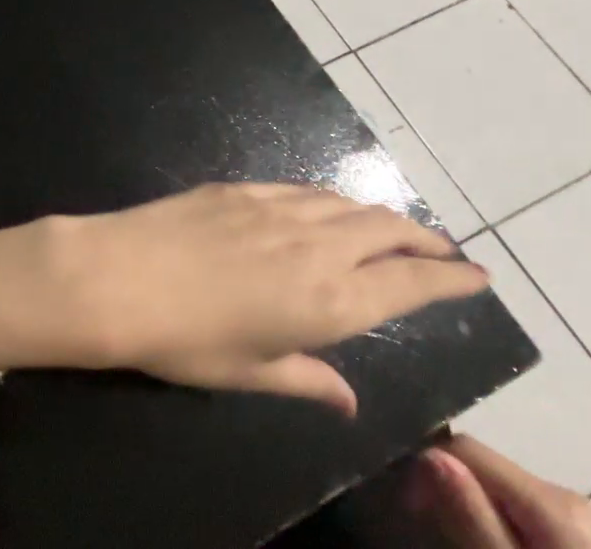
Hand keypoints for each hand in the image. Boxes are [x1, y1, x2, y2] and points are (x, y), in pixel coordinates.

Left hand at [0, 183, 489, 413]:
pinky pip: (301, 190)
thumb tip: (347, 401)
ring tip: (393, 228)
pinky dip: (329, 198)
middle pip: (388, 232)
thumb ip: (306, 380)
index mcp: (330, 301)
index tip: (476, 276)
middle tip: (444, 250)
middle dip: (425, 240)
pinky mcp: (239, 189)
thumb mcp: (249, 373)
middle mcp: (316, 248)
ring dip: (381, 215)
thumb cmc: (181, 340)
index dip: (450, 278)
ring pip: (347, 204)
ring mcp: (275, 210)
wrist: (114, 278)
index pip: (411, 283)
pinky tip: (325, 206)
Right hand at [408, 435, 590, 548]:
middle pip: (485, 469)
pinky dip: (500, 527)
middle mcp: (569, 498)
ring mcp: (583, 522)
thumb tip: (429, 455)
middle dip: (450, 493)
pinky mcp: (586, 543)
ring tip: (463, 547)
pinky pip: (524, 514)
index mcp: (553, 502)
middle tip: (431, 536)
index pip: (465, 449)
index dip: (426, 470)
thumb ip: (472, 518)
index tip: (407, 511)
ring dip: (472, 512)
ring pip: (502, 492)